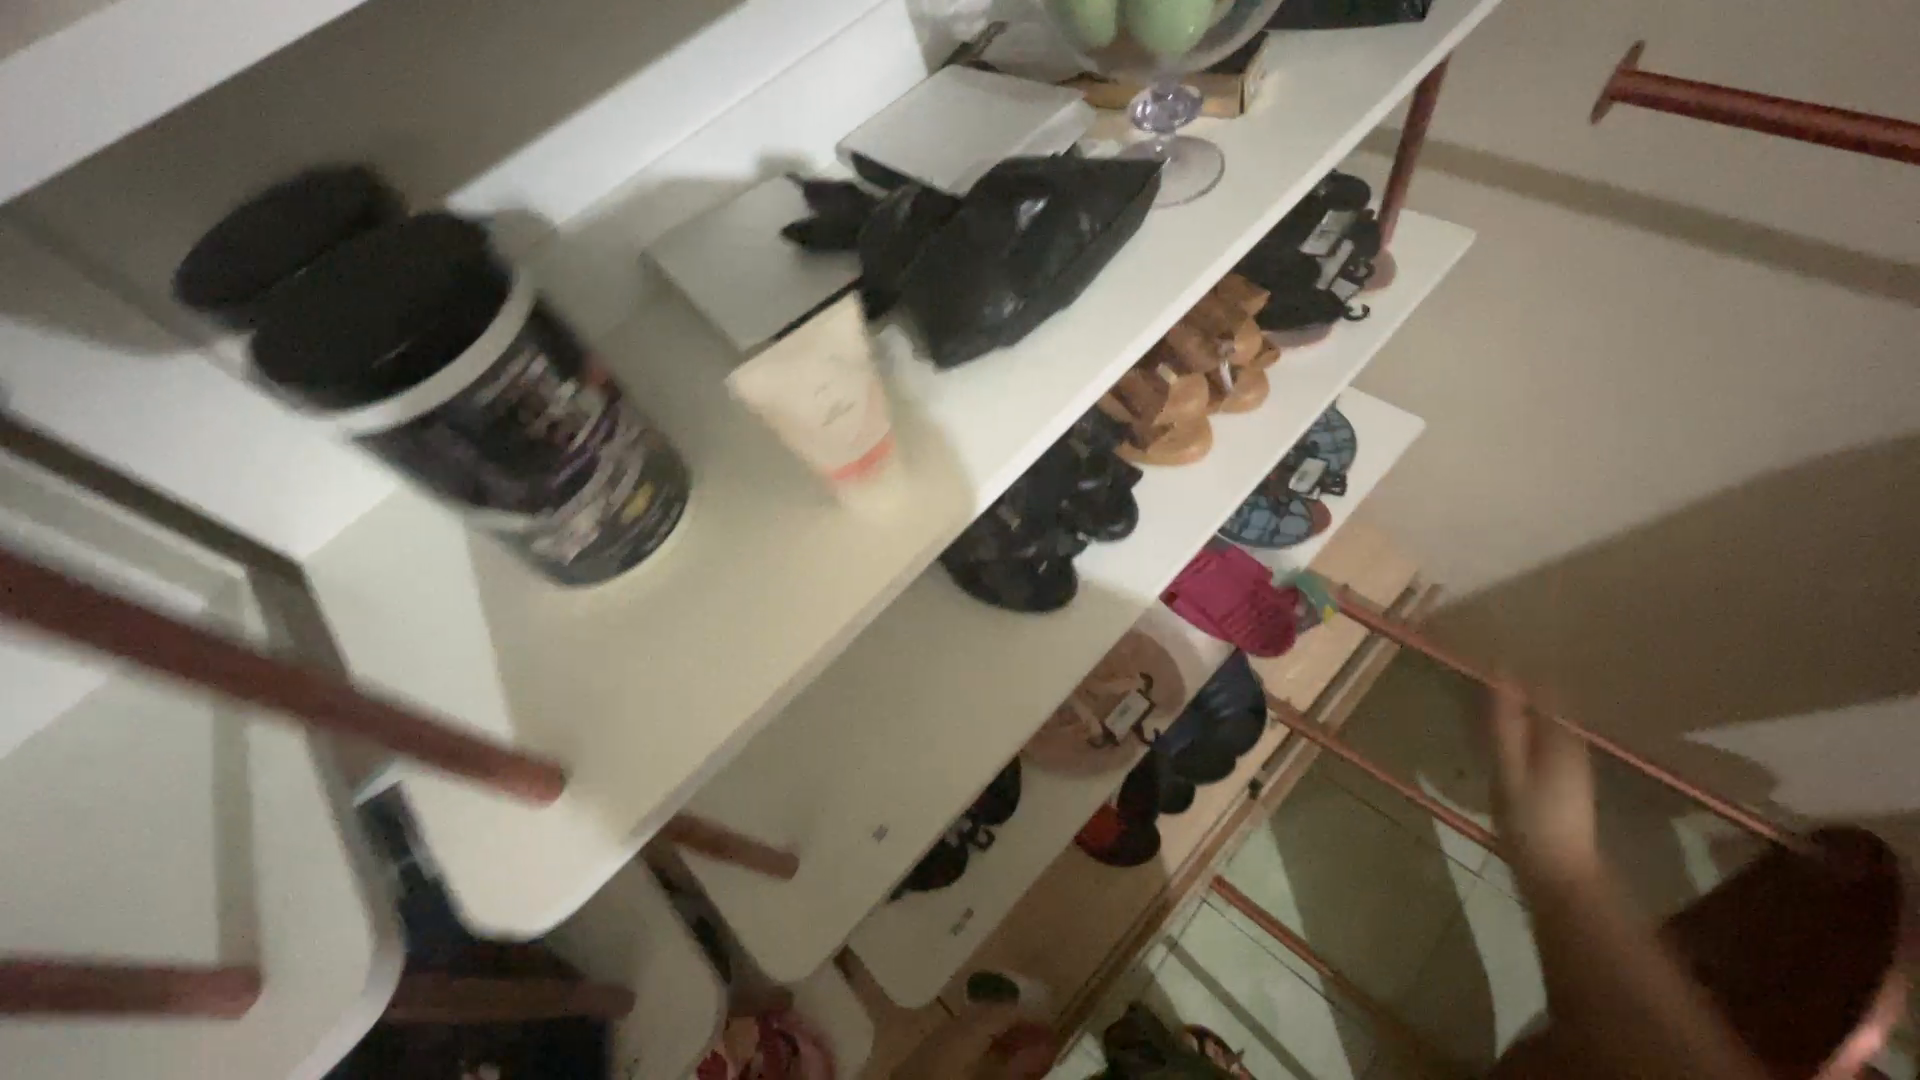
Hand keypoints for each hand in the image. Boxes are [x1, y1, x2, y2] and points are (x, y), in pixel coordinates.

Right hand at [1487, 682, 1601, 887]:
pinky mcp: (1564, 782)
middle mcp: (1572, 747)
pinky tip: (1506, 732)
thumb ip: (1504, 724)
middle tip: (1488, 666)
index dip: (1525, 670)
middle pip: (1549, 705)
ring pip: (1546, 724)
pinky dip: (1526, 729)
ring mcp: (1572, 766)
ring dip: (1525, 707)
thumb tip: (1500, 675)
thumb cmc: (1530, 821)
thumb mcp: (1508, 770)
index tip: (1496, 650)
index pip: (1547, 690)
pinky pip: (1543, 741)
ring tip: (1492, 692)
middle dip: (1525, 686)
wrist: (1559, 875)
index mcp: (1562, 740)